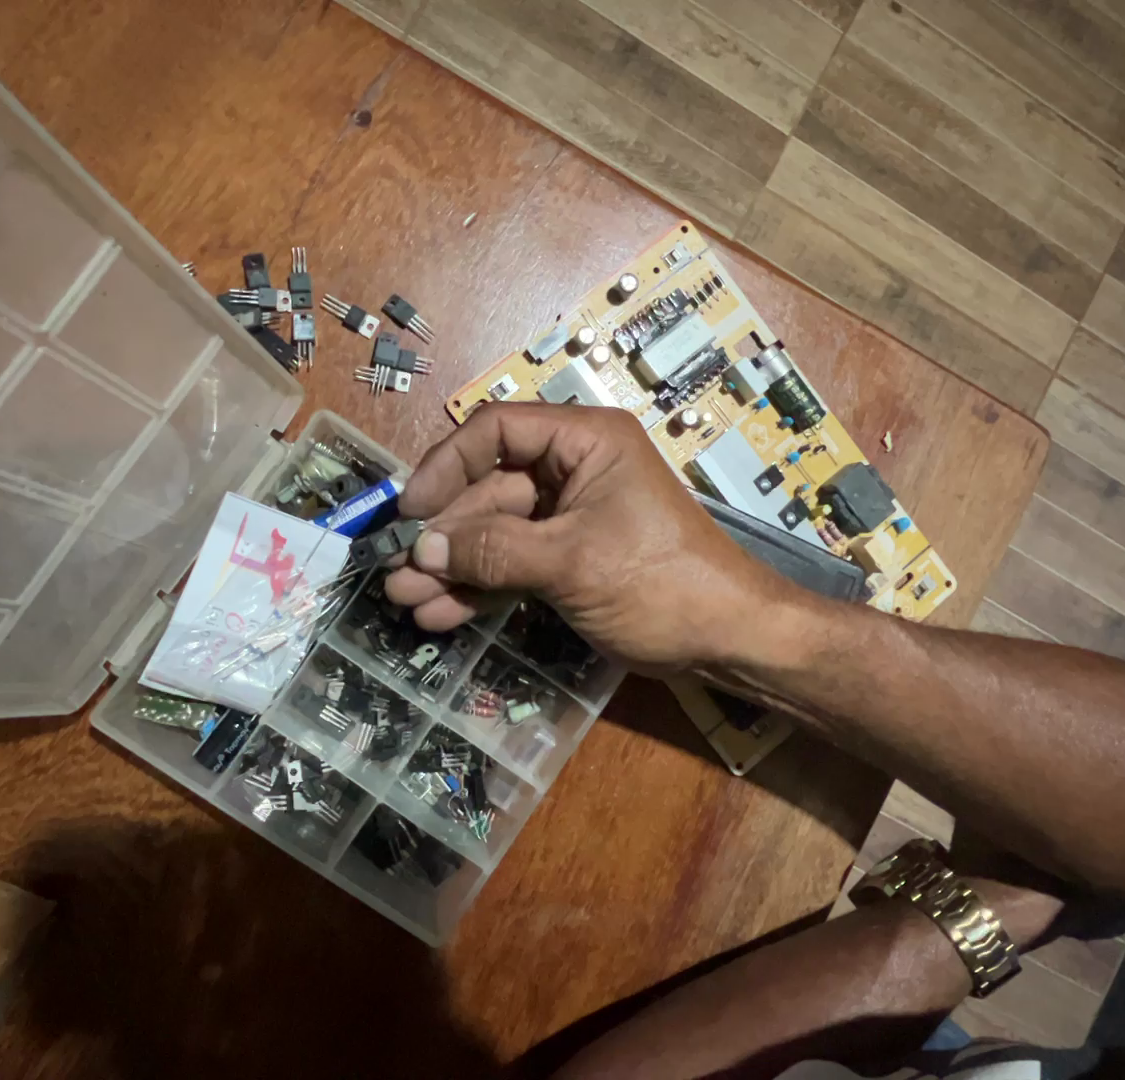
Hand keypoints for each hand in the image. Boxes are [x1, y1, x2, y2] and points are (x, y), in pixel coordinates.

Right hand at [384, 402, 786, 669]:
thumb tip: (421, 547)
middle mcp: (572, 470)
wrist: (727, 640)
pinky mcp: (568, 559)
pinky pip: (513, 563)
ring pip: (496, 533)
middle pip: (488, 489)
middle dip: (443, 534)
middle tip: (397, 573)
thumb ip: (494, 550)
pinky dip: (480, 587)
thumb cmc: (661, 583)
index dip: (447, 465)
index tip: (412, 510)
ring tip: (407, 600)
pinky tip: (441, 613)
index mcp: (584, 442)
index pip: (497, 431)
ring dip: (453, 566)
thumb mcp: (572, 562)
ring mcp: (568, 517)